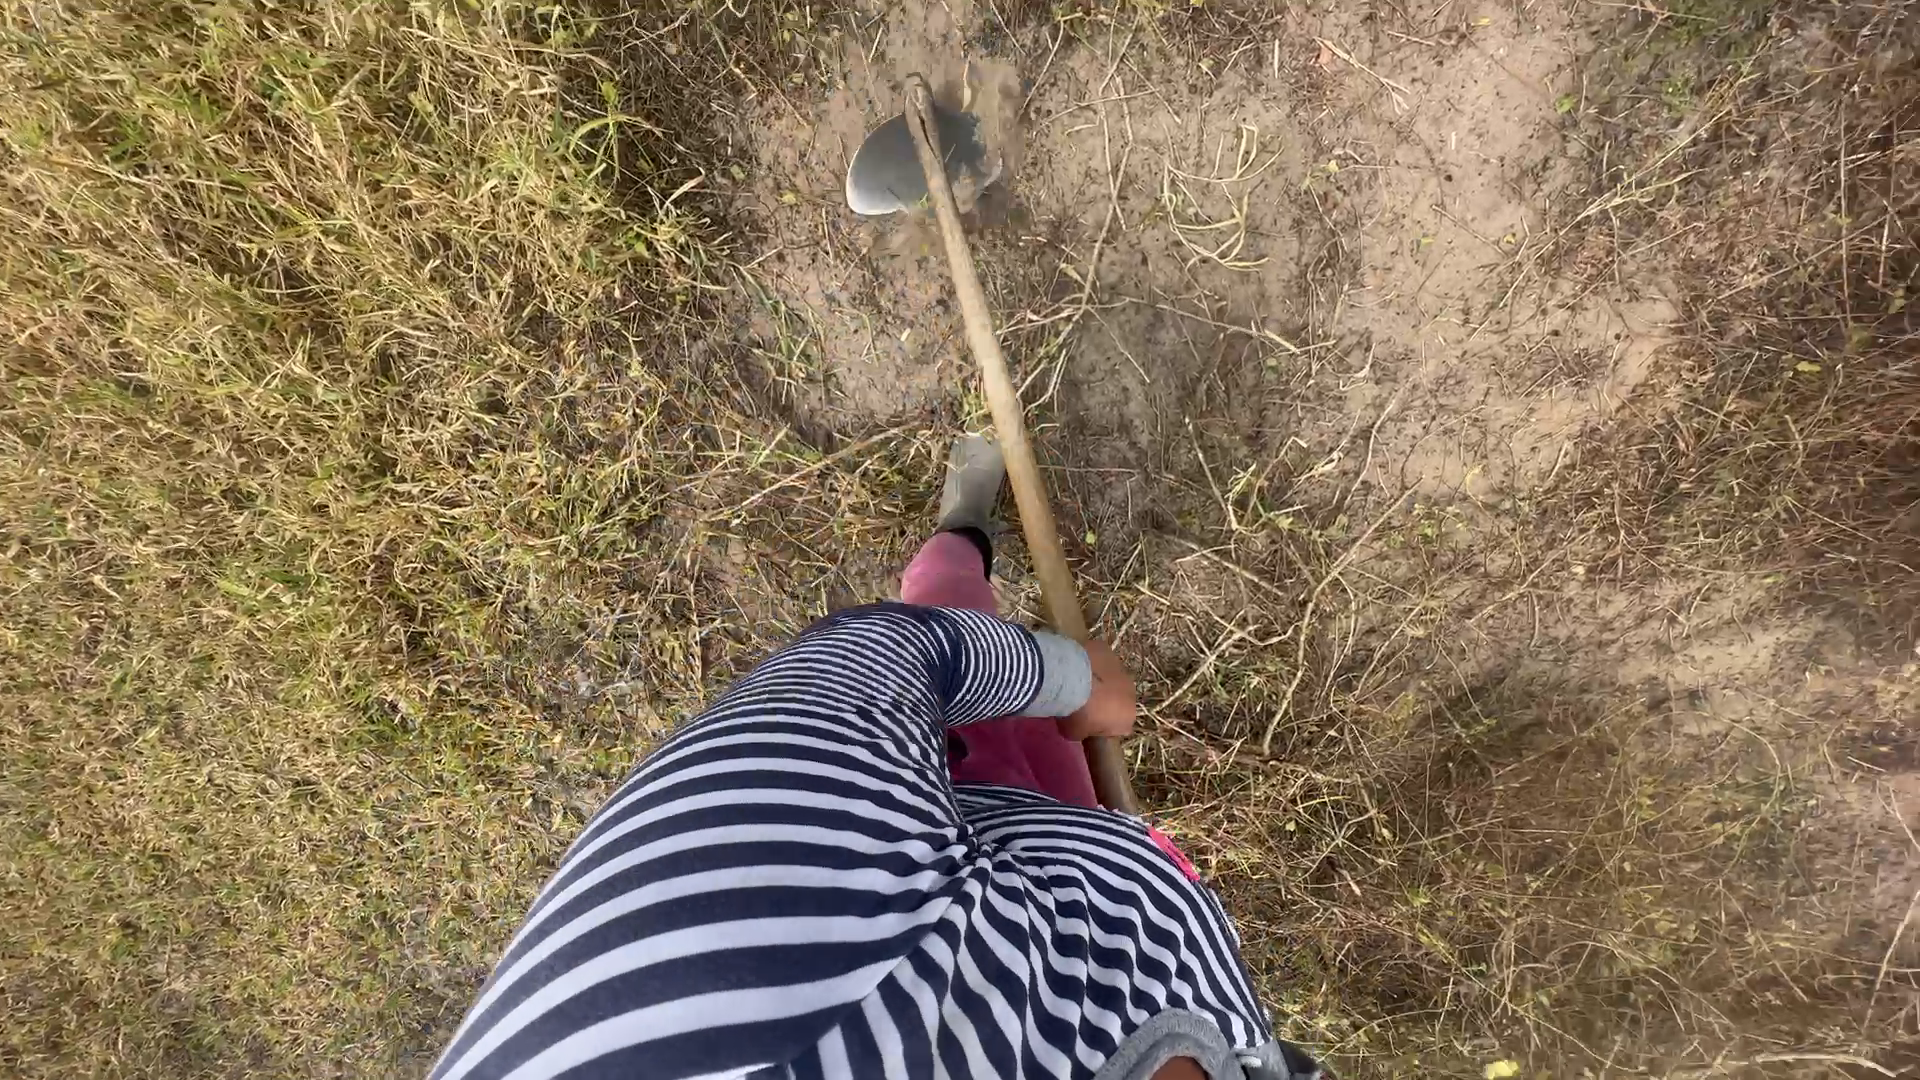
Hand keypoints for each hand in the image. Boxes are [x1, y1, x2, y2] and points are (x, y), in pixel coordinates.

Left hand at [1058, 639, 1134, 740]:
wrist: (1068, 679)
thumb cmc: (1075, 712)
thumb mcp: (1074, 733)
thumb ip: (1082, 732)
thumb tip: (1078, 728)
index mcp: (1127, 717)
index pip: (1119, 726)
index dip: (1102, 725)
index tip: (1086, 723)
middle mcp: (1131, 692)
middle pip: (1118, 699)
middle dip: (1104, 700)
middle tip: (1082, 701)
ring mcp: (1120, 667)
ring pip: (1111, 676)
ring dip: (1099, 679)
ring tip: (1076, 681)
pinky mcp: (1106, 649)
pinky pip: (1099, 658)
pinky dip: (1090, 661)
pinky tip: (1074, 663)